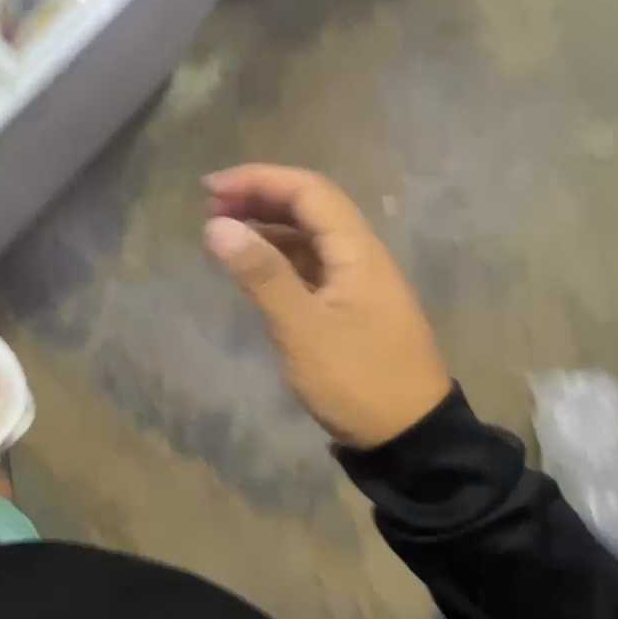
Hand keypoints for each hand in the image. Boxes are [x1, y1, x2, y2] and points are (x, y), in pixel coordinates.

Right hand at [203, 165, 449, 448]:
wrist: (409, 438)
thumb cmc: (356, 379)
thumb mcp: (301, 328)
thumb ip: (261, 273)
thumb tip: (217, 224)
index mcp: (357, 251)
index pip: (308, 191)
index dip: (258, 180)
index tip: (209, 188)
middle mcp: (360, 256)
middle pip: (309, 206)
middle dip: (258, 196)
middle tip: (208, 207)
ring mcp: (356, 281)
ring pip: (308, 234)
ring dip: (265, 223)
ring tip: (221, 230)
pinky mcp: (348, 306)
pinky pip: (309, 262)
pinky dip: (275, 253)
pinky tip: (251, 266)